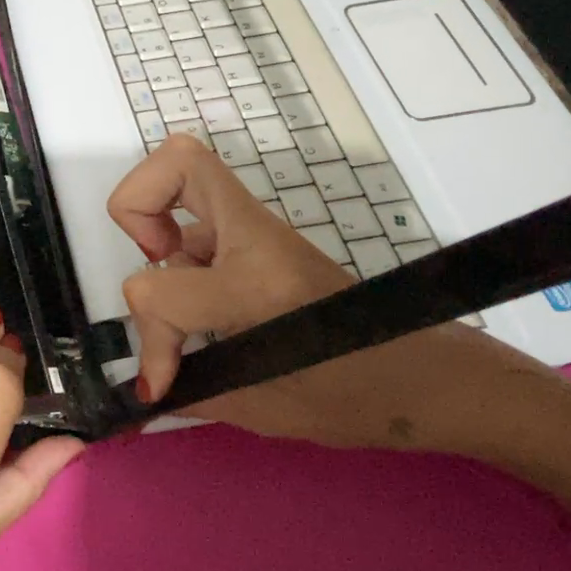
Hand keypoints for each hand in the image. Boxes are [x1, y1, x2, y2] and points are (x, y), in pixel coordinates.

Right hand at [112, 135, 548, 451]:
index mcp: (258, 285)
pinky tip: (201, 305)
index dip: (148, 337)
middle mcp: (257, 239)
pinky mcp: (261, 239)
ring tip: (182, 299)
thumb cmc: (360, 399)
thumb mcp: (267, 412)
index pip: (160, 287)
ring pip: (186, 180)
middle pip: (179, 159)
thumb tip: (146, 390)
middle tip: (155, 260)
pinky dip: (181, 250)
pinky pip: (201, 217)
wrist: (433, 378)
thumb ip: (194, 393)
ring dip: (160, 228)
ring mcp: (261, 231)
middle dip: (137, 202)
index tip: (164, 379)